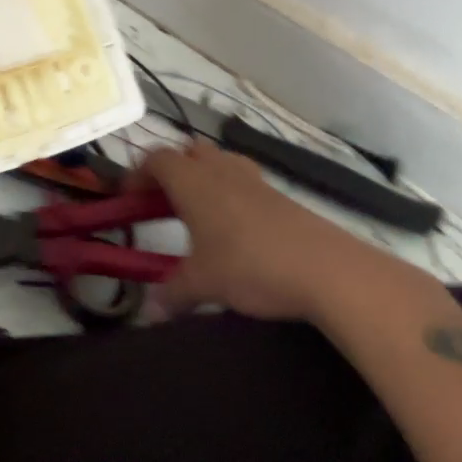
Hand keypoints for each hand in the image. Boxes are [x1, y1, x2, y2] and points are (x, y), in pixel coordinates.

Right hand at [133, 141, 421, 321]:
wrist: (331, 272)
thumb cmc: (251, 267)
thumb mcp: (203, 284)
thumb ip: (173, 293)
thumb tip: (151, 310)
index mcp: (191, 181)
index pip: (155, 159)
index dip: (138, 174)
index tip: (130, 198)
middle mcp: (219, 171)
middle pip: (188, 151)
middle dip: (172, 168)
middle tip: (164, 199)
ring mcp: (255, 181)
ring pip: (221, 161)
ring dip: (205, 176)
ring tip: (200, 210)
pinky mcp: (283, 197)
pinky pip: (246, 181)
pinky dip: (233, 193)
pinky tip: (237, 227)